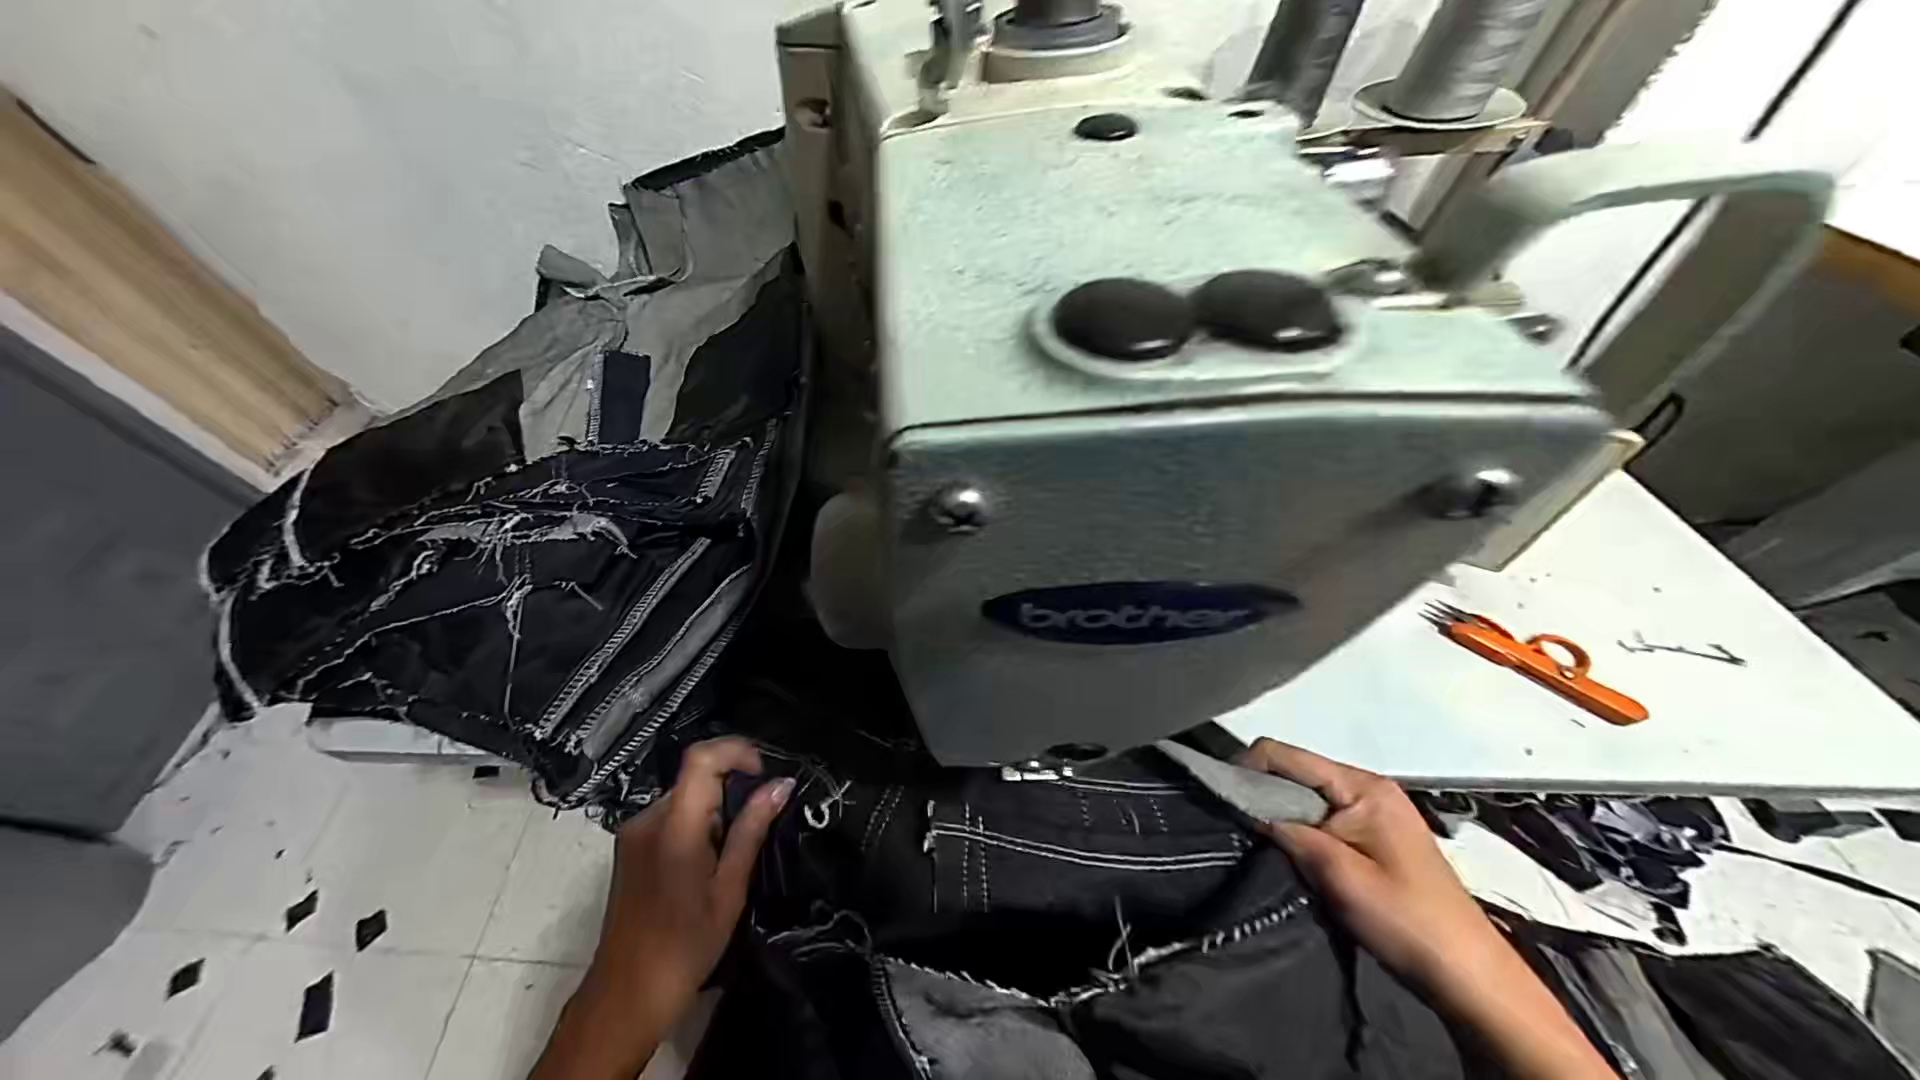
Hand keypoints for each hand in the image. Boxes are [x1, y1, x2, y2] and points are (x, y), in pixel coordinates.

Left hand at [531, 738, 791, 1079]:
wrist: (625, 997)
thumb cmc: (685, 946)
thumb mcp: (730, 889)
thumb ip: (752, 829)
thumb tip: (781, 784)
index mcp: (673, 826)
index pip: (701, 758)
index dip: (737, 751)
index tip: (764, 774)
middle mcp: (647, 819)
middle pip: (696, 776)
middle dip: (734, 785)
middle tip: (763, 818)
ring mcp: (634, 833)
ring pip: (686, 796)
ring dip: (717, 806)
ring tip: (739, 846)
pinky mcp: (630, 848)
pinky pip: (672, 816)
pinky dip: (699, 822)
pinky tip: (712, 859)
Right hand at [1237, 738, 1617, 1079]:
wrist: (1472, 979)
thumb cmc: (1406, 921)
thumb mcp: (1337, 874)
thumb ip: (1286, 831)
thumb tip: (1242, 807)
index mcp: (1363, 786)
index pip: (1285, 754)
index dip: (1246, 767)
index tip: (1220, 797)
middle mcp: (1368, 787)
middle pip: (1294, 770)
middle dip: (1261, 792)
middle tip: (1237, 824)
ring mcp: (1373, 811)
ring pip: (1305, 795)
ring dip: (1279, 813)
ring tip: (1260, 840)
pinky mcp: (1373, 835)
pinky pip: (1321, 816)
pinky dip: (1298, 828)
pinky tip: (1290, 852)